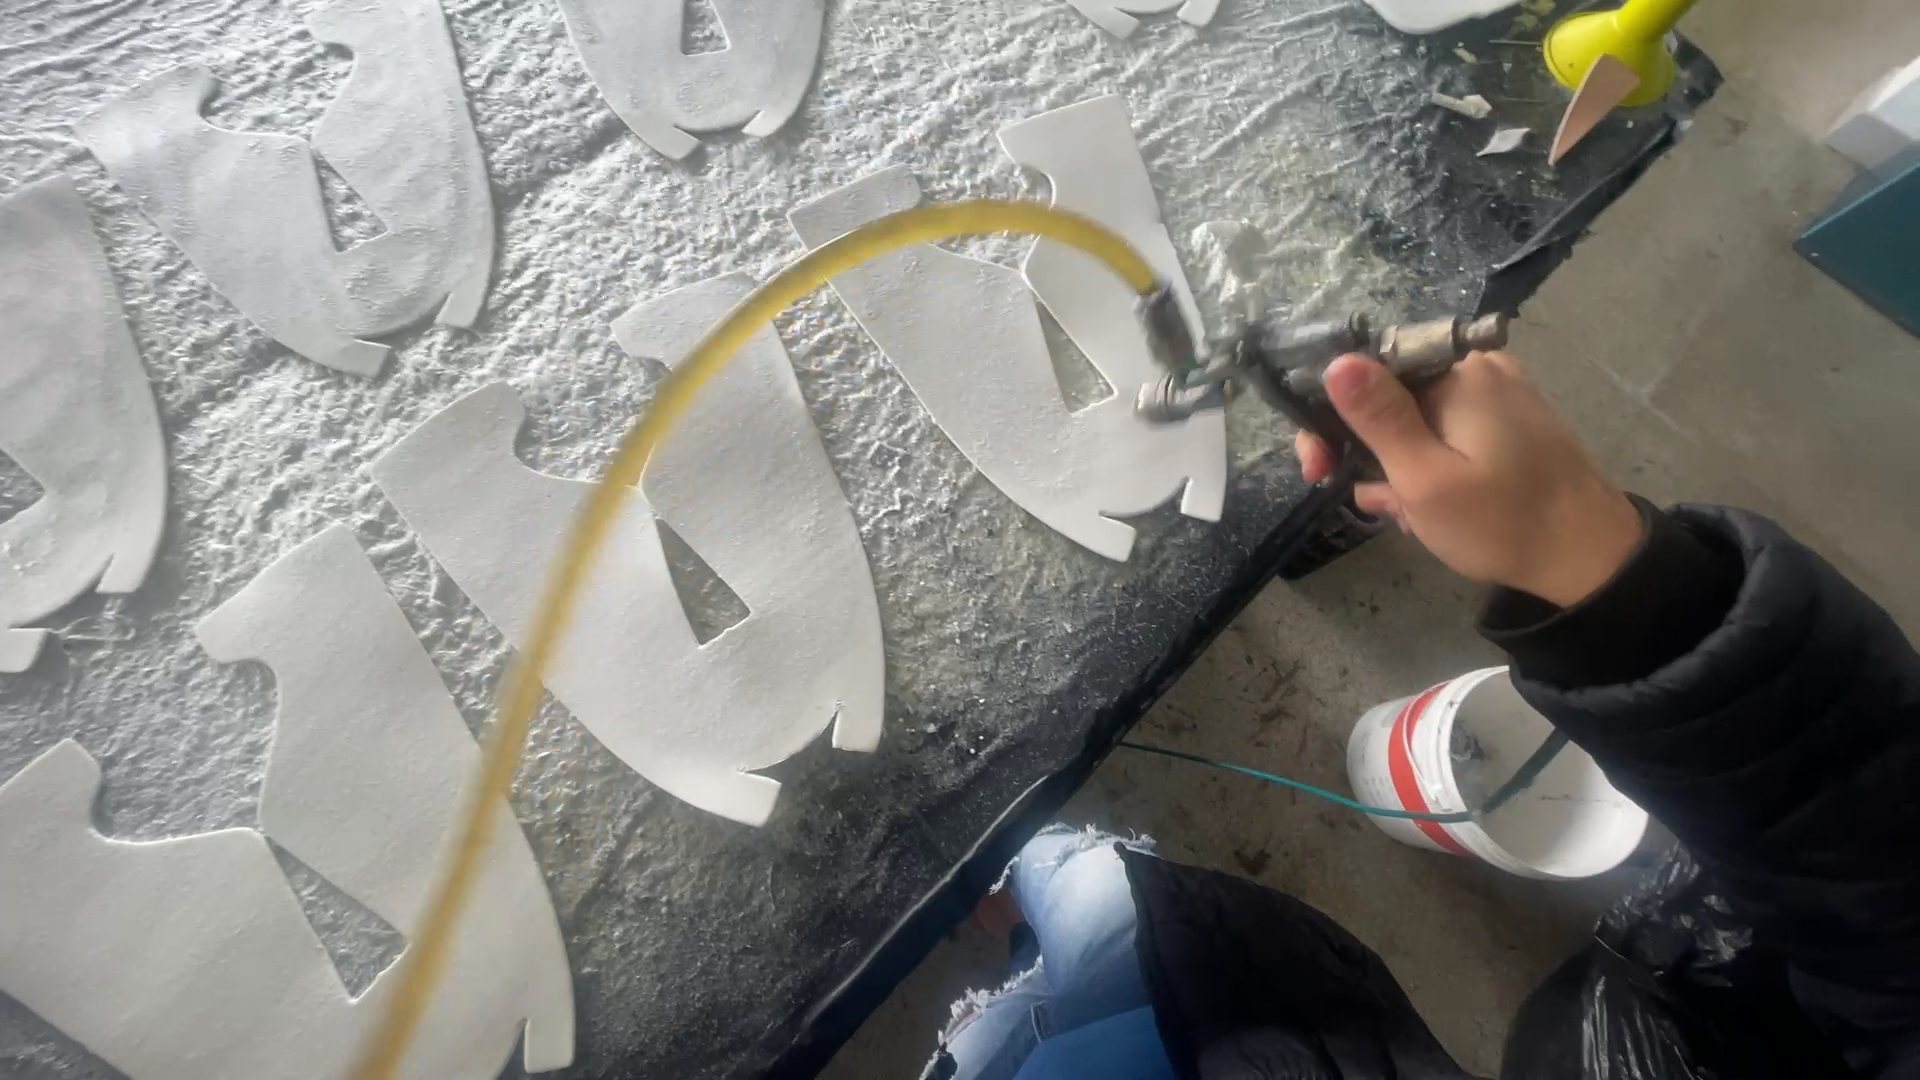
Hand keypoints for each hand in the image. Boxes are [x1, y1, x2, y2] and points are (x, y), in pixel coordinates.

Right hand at [1294, 351, 1644, 607]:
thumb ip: (1378, 418)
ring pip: (1405, 419)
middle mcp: (1476, 370)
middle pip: (1383, 395)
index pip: (1366, 370)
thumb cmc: (1499, 521)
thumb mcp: (1424, 476)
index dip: (1329, 414)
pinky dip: (1419, 465)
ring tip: (1400, 510)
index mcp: (1457, 374)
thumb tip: (1336, 362)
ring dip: (1387, 465)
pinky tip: (1420, 503)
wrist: (1588, 559)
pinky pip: (1436, 432)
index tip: (1318, 464)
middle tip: (1345, 490)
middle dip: (1358, 446)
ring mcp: (1492, 396)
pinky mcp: (1499, 422)